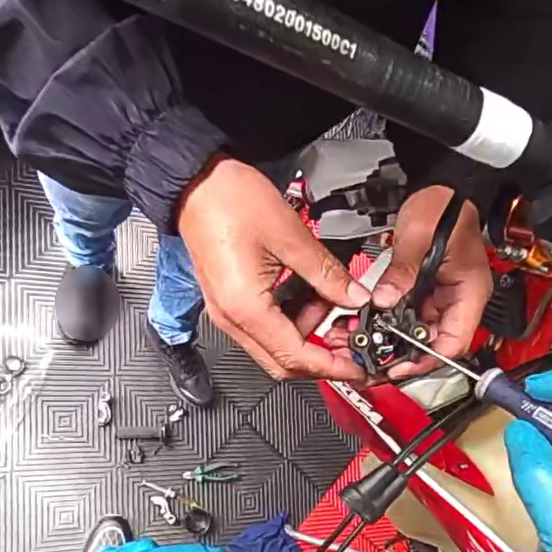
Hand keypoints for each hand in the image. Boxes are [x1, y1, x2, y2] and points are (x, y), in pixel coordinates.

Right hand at [178, 156, 371, 381]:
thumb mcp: (290, 235)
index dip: (332, 367)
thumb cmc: (226, 199)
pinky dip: (292, 321)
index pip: (296, 357)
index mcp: (246, 308)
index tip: (357, 368)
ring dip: (308, 333)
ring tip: (328, 299)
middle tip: (351, 340)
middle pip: (284, 364)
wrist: (194, 183)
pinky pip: (265, 329)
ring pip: (276, 348)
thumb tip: (353, 296)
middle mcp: (233, 320)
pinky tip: (307, 295)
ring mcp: (229, 314)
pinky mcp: (230, 304)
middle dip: (322, 357)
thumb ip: (326, 273)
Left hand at [367, 186, 491, 378]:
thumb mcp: (419, 236)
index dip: (425, 362)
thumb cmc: (446, 204)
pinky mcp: (426, 294)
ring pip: (416, 336)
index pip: (452, 345)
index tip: (398, 367)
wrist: (445, 186)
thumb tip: (385, 301)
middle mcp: (458, 301)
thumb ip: (401, 272)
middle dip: (400, 356)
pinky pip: (407, 319)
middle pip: (431, 346)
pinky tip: (368, 328)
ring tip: (362, 346)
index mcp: (470, 293)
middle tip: (371, 362)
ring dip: (390, 342)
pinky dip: (388, 325)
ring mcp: (442, 299)